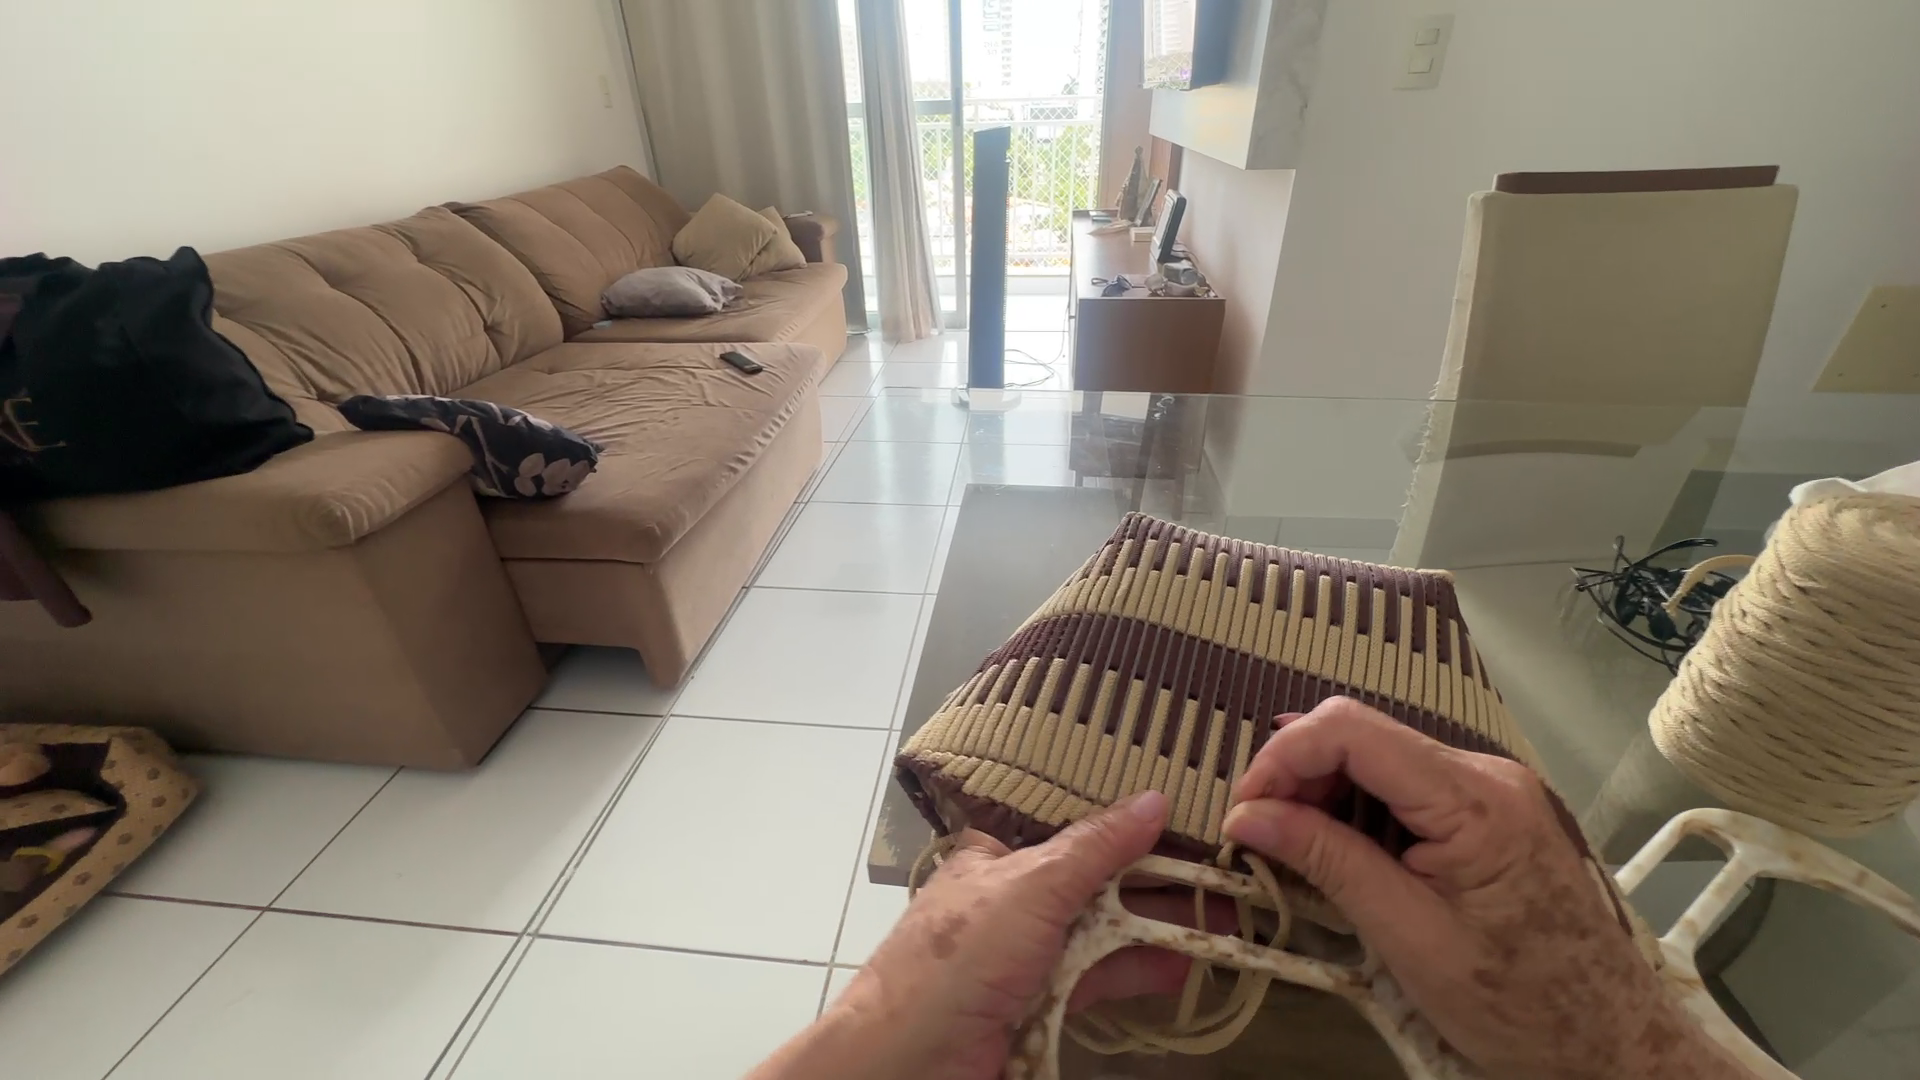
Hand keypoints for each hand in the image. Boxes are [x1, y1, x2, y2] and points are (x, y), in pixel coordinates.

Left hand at [748, 790, 1196, 1079]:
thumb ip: (1095, 846)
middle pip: (1094, 879)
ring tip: (1222, 922)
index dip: (1123, 823)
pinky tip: (1180, 967)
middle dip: (1154, 880)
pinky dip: (1136, 971)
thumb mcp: (1032, 885)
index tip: (1179, 819)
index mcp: (997, 853)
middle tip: (1222, 877)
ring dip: (1157, 927)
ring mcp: (1026, 951)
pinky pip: (1096, 976)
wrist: (909, 1064)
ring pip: (1101, 929)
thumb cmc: (963, 953)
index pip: (1069, 826)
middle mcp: (1012, 895)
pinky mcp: (1039, 1002)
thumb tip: (1154, 798)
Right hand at [1222, 698, 1753, 1079]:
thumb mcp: (1408, 937)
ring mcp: (1484, 783)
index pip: (1351, 731)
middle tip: (1260, 829)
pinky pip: (1393, 777)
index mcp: (1475, 800)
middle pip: (1356, 732)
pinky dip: (1348, 801)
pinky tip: (1332, 838)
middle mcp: (1482, 771)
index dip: (1283, 755)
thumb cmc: (1520, 1008)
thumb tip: (1244, 816)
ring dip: (1317, 787)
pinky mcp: (1479, 803)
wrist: (1618, 1053)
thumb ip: (1326, 861)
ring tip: (1291, 840)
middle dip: (1294, 772)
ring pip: (1369, 750)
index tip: (1244, 808)